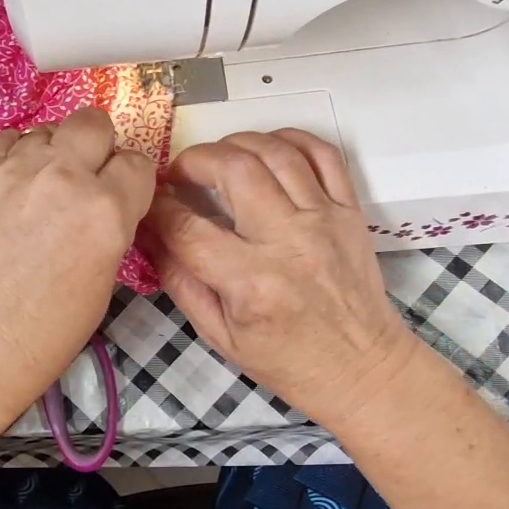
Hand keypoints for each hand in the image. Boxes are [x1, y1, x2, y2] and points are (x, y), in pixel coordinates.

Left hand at [0, 109, 155, 445]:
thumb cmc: (44, 336)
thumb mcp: (101, 284)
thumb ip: (110, 230)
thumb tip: (108, 206)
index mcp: (105, 211)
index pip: (137, 163)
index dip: (132, 181)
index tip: (123, 197)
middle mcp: (63, 177)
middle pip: (92, 124)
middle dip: (98, 147)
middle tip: (88, 178)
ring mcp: (15, 170)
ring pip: (48, 129)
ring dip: (56, 150)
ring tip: (48, 184)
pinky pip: (9, 140)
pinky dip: (19, 153)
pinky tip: (18, 183)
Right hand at [140, 130, 424, 428]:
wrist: (362, 370)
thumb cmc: (286, 361)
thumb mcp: (218, 334)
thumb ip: (180, 280)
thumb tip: (148, 234)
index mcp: (251, 282)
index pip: (187, 226)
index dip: (157, 208)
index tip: (146, 202)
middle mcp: (289, 242)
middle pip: (233, 169)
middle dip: (194, 160)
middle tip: (180, 173)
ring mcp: (324, 219)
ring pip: (275, 152)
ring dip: (235, 143)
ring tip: (217, 158)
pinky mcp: (350, 210)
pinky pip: (322, 153)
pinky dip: (289, 138)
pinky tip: (264, 149)